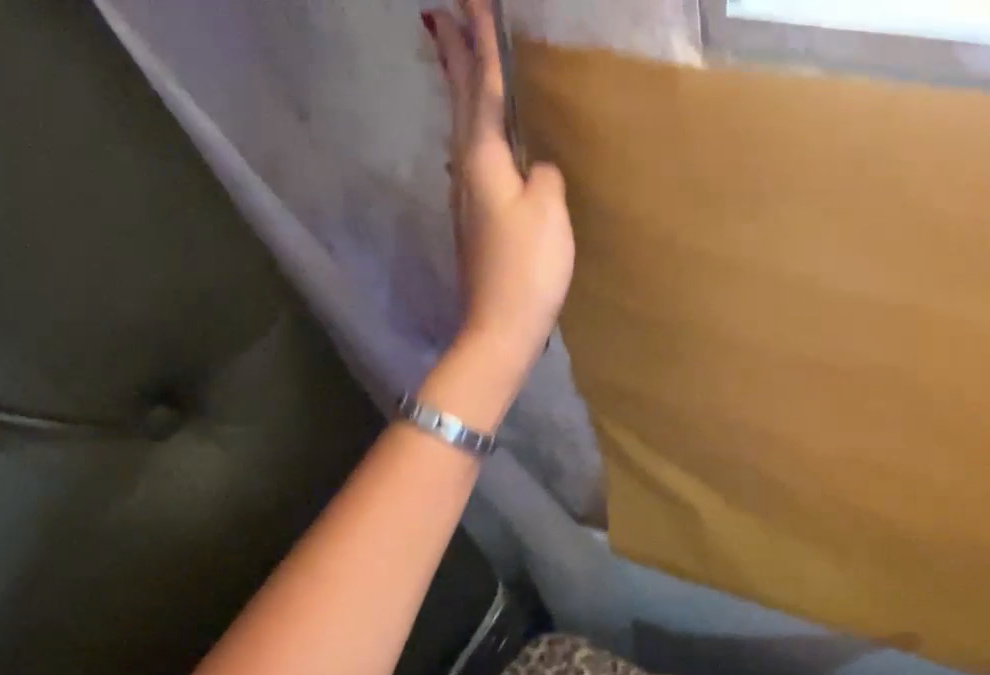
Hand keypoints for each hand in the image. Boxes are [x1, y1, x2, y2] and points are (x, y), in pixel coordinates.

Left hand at [426, 0, 573, 370]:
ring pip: (459, 127)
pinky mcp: (473, 220)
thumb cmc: (527, 268)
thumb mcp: (548, 213)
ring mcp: (465, 197)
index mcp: (483, 160)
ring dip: (455, 87)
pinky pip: (470, 155)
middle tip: (441, 12)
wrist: (499, 328)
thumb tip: (535, 169)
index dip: (480, 43)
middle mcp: (465, 171)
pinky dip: (469, 126)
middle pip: (457, 101)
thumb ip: (544, 177)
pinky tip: (475, 132)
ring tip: (452, 56)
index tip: (470, 1)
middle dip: (452, 53)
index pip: (481, 88)